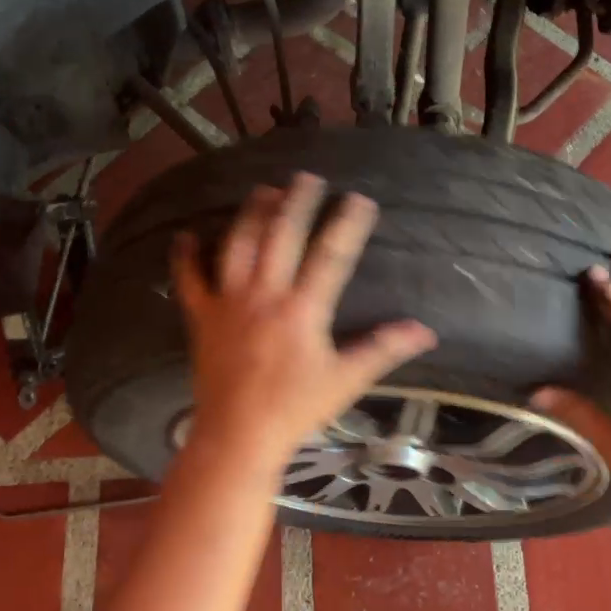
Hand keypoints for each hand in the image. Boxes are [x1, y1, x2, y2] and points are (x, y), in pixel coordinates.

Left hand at [172, 174, 436, 470]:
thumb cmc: (295, 409)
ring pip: (238, 245)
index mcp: (302, 309)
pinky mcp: (202, 317)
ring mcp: (228, 302)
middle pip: (281, 236)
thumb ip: (383, 350)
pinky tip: (187, 234)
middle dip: (296, 202)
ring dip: (252, 215)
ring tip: (265, 192)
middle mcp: (264, 294)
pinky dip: (186, 255)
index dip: (347, 224)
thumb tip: (424, 331)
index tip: (359, 199)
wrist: (238, 434)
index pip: (331, 255)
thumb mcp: (346, 380)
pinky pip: (189, 278)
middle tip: (307, 177)